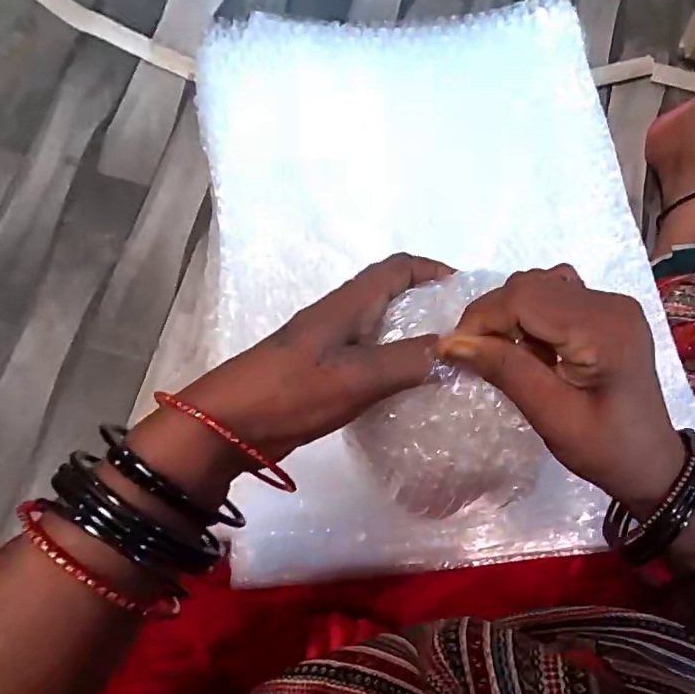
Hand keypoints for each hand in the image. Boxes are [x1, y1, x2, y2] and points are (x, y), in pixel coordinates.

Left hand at [173, 253, 455, 462]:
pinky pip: (368, 359)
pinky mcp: (321, 374)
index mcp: (348, 305)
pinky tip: (408, 388)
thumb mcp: (356, 376)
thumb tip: (453, 348)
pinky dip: (393, 365)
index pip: (397, 268)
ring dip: (412, 337)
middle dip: (429, 306)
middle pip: (391, 296)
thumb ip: (406, 361)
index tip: (465, 293)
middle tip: (463, 334)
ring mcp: (328, 347)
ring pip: (380, 329)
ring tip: (445, 360)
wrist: (229, 425)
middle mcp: (340, 318)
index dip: (433, 271)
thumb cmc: (291, 392)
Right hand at [438, 265, 685, 513]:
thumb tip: (453, 343)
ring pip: (541, 286)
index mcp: (604, 328)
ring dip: (511, 317)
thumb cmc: (605, 450)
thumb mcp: (552, 416)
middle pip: (532, 284)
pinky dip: (531, 319)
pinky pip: (556, 300)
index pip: (526, 296)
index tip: (454, 350)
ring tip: (504, 356)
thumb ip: (506, 371)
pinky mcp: (607, 315)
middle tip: (475, 357)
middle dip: (494, 317)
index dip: (482, 317)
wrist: (651, 463)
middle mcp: (611, 303)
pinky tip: (531, 351)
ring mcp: (612, 306)